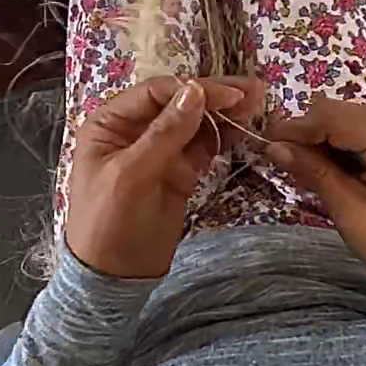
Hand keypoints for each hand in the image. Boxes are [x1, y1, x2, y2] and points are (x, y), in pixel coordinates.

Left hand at [65, 75, 263, 278]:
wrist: (114, 276)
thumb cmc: (108, 222)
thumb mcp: (130, 175)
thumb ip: (164, 134)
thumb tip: (195, 91)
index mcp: (109, 123)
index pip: (154, 93)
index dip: (192, 89)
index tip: (230, 94)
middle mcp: (133, 130)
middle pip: (177, 102)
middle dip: (213, 96)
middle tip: (255, 92)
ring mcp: (158, 150)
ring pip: (194, 122)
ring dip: (223, 114)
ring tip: (257, 106)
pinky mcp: (178, 171)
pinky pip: (203, 146)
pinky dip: (223, 136)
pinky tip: (244, 129)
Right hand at [264, 98, 365, 279]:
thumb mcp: (351, 213)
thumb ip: (315, 173)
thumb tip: (274, 146)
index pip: (335, 118)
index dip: (296, 128)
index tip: (266, 143)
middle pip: (336, 111)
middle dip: (305, 132)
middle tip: (283, 158)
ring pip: (339, 115)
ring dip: (316, 136)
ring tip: (304, 165)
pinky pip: (351, 125)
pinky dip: (330, 140)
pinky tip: (325, 163)